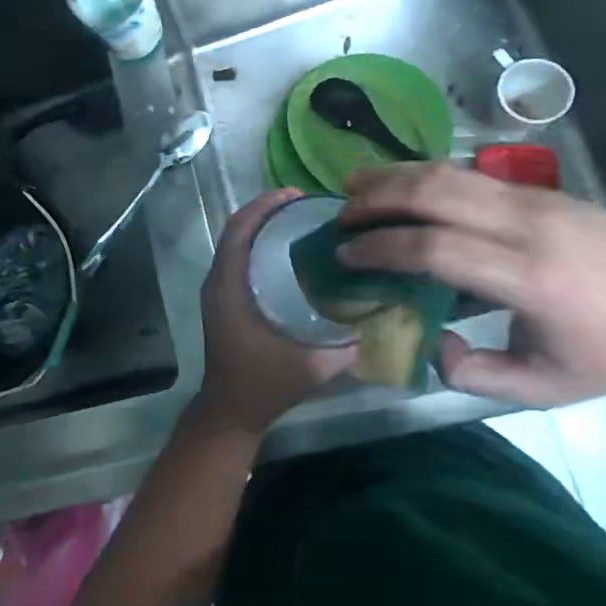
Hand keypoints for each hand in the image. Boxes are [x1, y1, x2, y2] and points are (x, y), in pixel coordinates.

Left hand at [195, 189, 355, 427]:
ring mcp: (217, 292)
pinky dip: (258, 246)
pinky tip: (289, 253)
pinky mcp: (222, 301)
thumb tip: (388, 312)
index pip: (240, 230)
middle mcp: (217, 282)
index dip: (265, 206)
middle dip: (267, 211)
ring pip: (236, 244)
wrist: (231, 411)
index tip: (298, 194)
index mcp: (229, 287)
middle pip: (237, 230)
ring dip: (262, 227)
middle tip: (306, 205)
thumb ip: (349, 341)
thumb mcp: (311, 364)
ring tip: (301, 221)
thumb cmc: (263, 384)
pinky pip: (237, 260)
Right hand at [337, 163, 605, 407]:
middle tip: (339, 215)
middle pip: (435, 193)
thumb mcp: (541, 388)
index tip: (345, 255)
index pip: (434, 248)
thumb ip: (470, 373)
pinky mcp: (545, 191)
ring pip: (451, 173)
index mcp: (528, 279)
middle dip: (376, 199)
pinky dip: (426, 176)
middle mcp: (529, 227)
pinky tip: (403, 186)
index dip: (380, 248)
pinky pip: (471, 175)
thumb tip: (426, 337)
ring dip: (395, 176)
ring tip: (354, 185)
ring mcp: (538, 201)